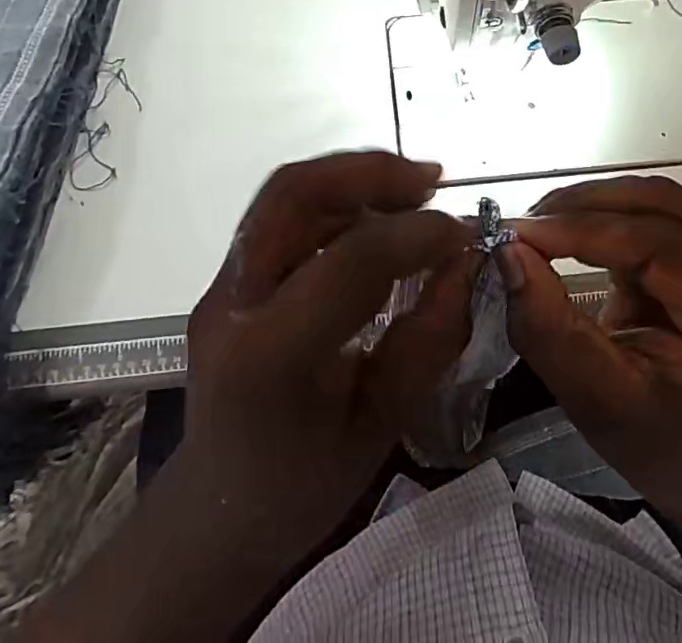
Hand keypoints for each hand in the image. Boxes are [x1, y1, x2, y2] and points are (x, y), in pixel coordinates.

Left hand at [176, 151, 478, 555]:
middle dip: (366, 172)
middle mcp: (232, 303)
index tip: (463, 234)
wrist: (215, 509)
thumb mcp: (380, 428)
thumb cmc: (300, 489)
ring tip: (412, 192)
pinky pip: (280, 221)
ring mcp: (221, 287)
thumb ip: (427, 342)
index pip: (348, 262)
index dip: (415, 235)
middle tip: (430, 179)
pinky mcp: (226, 282)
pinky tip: (374, 221)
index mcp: (270, 355)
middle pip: (291, 195)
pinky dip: (333, 206)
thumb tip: (465, 266)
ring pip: (282, 197)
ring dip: (350, 181)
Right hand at [502, 175, 681, 515]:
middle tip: (519, 229)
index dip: (582, 231)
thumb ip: (551, 328)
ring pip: (656, 200)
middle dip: (582, 208)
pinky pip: (649, 215)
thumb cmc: (660, 447)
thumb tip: (509, 252)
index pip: (662, 246)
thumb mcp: (597, 400)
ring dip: (588, 205)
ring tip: (534, 228)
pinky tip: (561, 234)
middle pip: (664, 206)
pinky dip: (598, 217)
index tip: (516, 235)